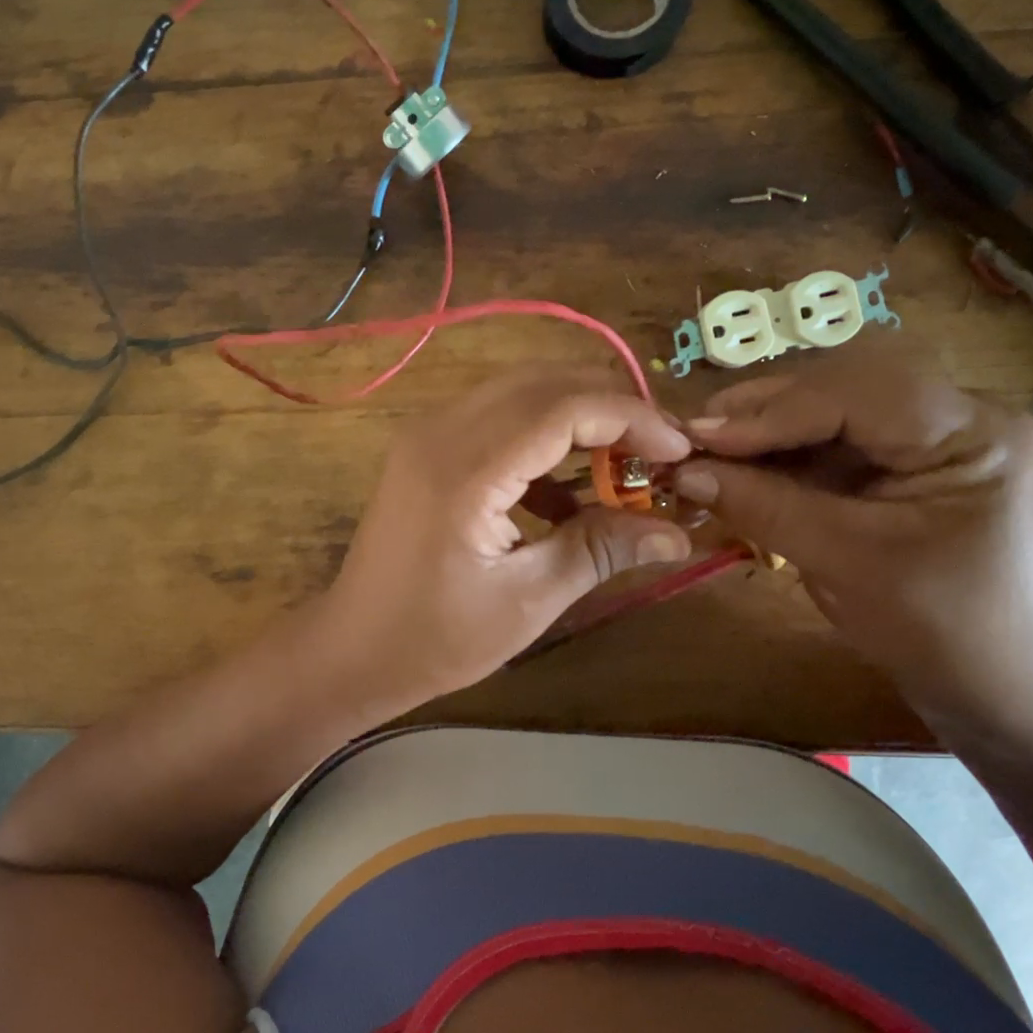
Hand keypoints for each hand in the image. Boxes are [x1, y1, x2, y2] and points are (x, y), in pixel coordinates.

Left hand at [312, 367, 695, 703]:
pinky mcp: (423, 448)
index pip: (562, 407)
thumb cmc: (435, 639)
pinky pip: (493, 418)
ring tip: (625, 466)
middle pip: (541, 383)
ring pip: (517, 392)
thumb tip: (677, 530)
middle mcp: (439, 432)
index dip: (630, 418)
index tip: (679, 450)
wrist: (353, 649)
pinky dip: (538, 438)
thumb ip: (600, 549)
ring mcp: (425, 435)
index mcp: (464, 470)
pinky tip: (564, 494)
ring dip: (576, 416)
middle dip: (609, 405)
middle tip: (660, 450)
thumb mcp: (527, 599)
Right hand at [669, 360, 1032, 726]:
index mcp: (972, 431)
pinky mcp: (894, 462)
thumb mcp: (845, 561)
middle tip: (692, 437)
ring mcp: (922, 436)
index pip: (861, 394)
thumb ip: (764, 507)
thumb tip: (682, 473)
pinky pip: (824, 442)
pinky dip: (774, 453)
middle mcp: (952, 415)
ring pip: (825, 409)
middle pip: (842, 387)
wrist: (988, 682)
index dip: (775, 411)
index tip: (700, 437)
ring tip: (702, 451)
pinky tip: (732, 467)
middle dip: (763, 410)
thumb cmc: (936, 625)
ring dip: (760, 429)